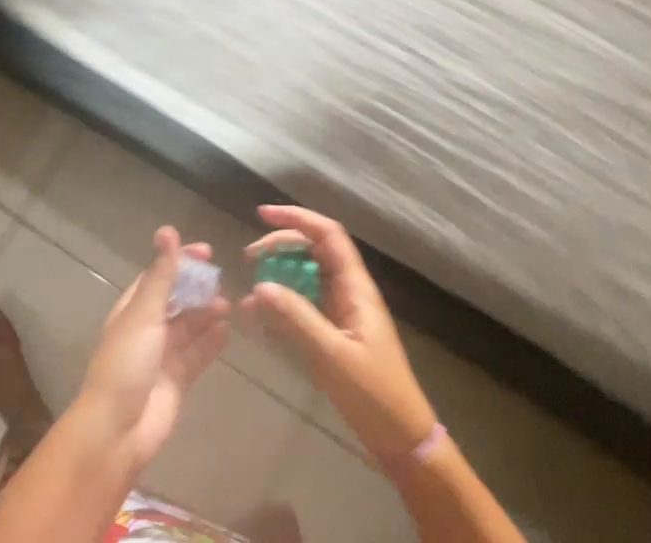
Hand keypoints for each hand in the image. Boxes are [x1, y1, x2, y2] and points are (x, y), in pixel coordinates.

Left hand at [75, 227, 230, 467]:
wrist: (119, 428)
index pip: (157, 276)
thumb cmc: (126, 363)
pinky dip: (212, 340)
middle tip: (222, 278)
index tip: (206, 252)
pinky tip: (228, 329)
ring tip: (229, 303)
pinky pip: (198, 353)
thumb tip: (168, 231)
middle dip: (196, 288)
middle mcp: (146, 329)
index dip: (179, 262)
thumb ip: (161, 275)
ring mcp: (162, 355)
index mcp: (131, 310)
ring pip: (189, 327)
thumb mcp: (144, 314)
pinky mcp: (178, 379)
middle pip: (175, 301)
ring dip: (206, 313)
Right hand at [241, 205, 437, 466]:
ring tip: (250, 289)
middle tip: (249, 257)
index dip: (297, 218)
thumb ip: (296, 318)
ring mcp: (341, 312)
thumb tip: (260, 285)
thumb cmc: (373, 393)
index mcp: (357, 288)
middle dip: (281, 245)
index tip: (261, 214)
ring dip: (278, 275)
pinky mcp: (333, 333)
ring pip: (306, 277)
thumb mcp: (333, 354)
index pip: (328, 235)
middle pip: (314, 250)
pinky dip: (281, 303)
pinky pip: (303, 305)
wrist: (401, 437)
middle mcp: (349, 292)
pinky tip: (257, 315)